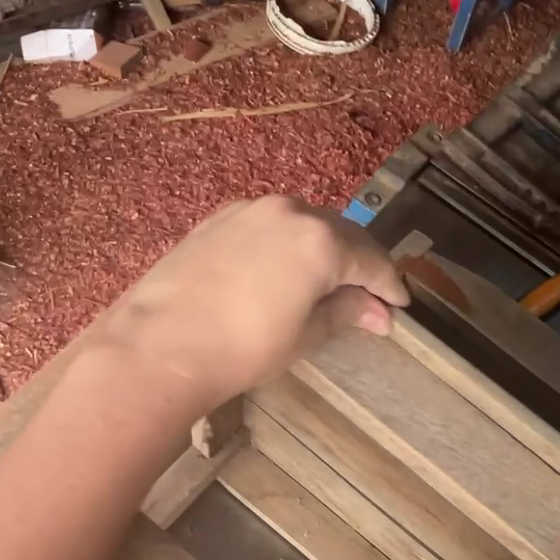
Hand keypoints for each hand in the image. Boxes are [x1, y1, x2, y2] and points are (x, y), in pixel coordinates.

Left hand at [98, 196, 408, 410]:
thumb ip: (346, 313)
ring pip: (302, 225)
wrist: (159, 346)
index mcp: (320, 240)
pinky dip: (286, 246)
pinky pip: (267, 227)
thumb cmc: (242, 349)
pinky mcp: (217, 219)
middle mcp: (289, 212)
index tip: (400, 305)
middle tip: (369, 297)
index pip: (371, 259)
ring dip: (322, 251)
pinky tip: (282, 272)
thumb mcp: (304, 336)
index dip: (390, 285)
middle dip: (359, 265)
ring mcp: (249, 210)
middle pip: (340, 234)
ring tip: (326, 285)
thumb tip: (381, 313)